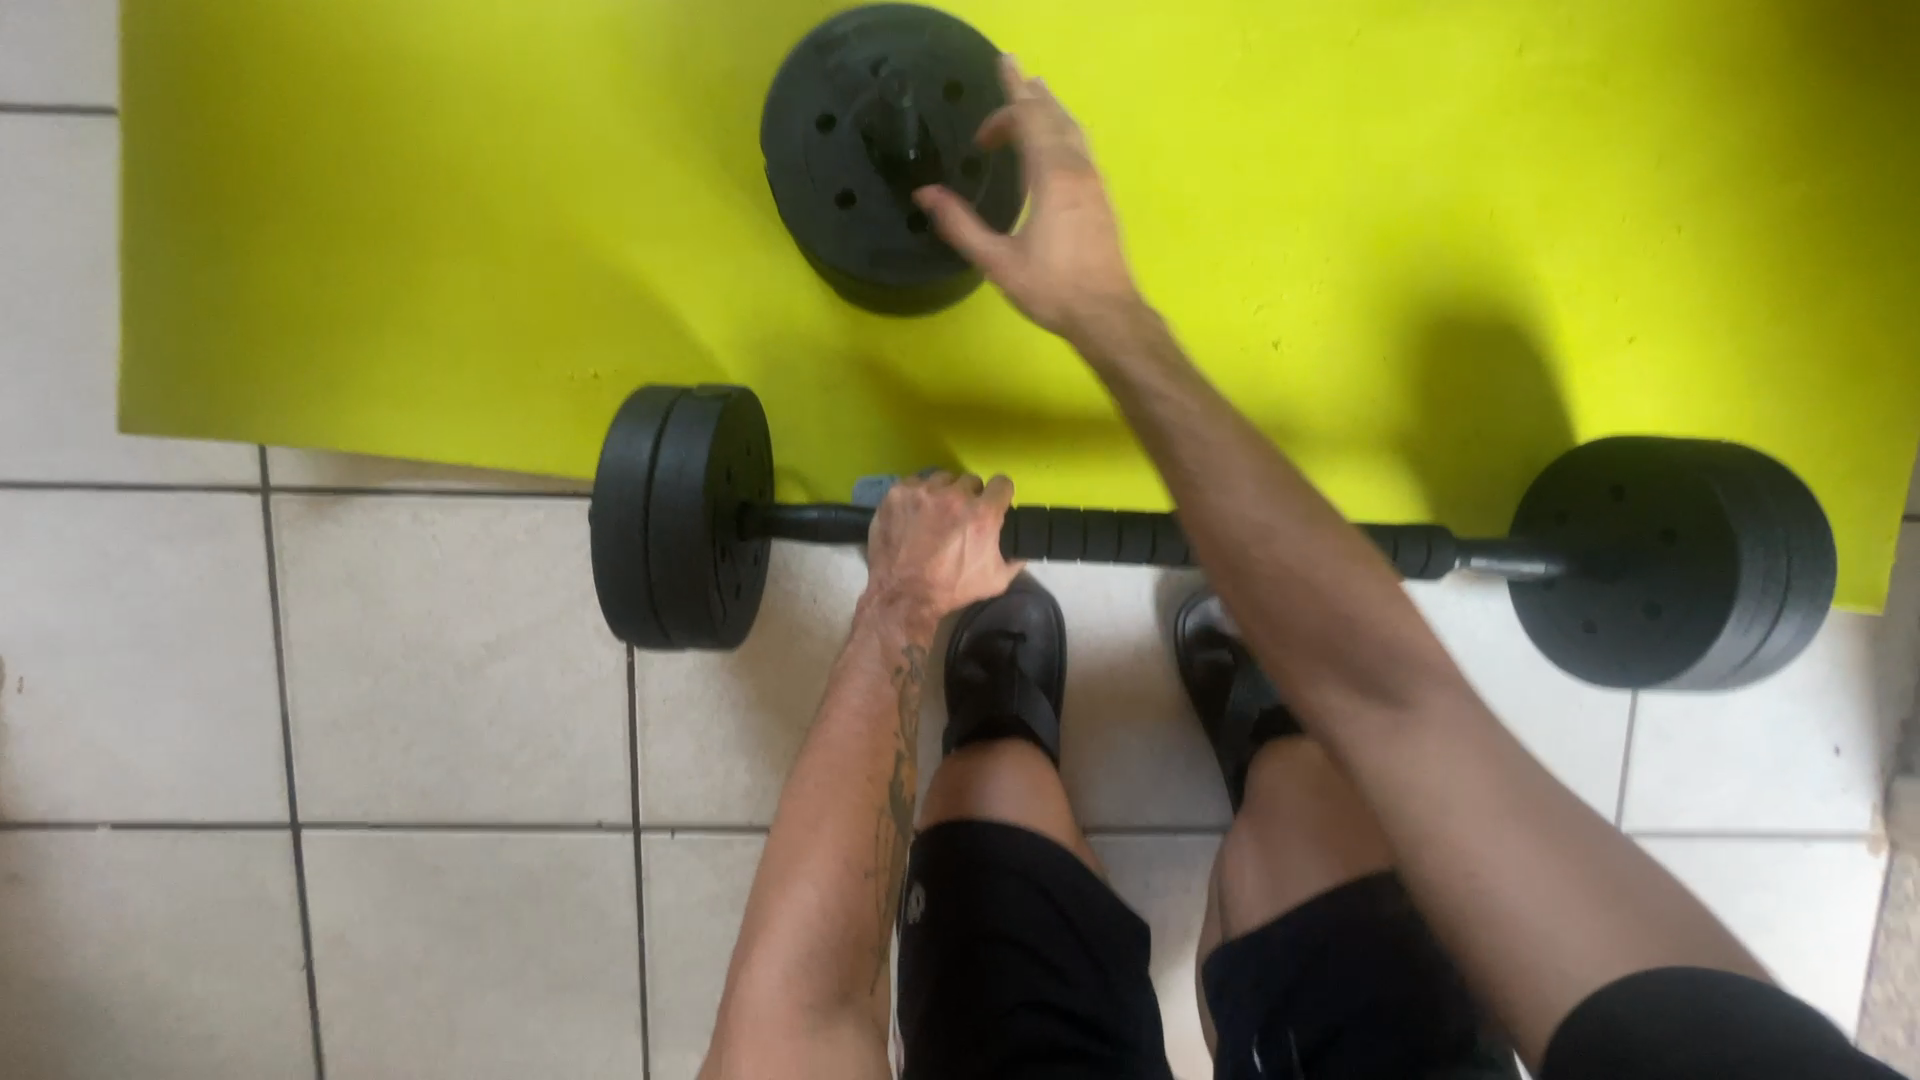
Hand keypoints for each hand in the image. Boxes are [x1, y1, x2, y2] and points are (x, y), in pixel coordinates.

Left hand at [862, 472, 1022, 628]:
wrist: (904, 595)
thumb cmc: (952, 589)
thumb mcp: (996, 580)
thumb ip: (1016, 559)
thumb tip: (1024, 547)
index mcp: (982, 514)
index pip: (1002, 483)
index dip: (999, 494)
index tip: (993, 503)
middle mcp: (954, 496)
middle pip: (970, 480)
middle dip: (969, 497)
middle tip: (960, 517)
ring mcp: (923, 492)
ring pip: (941, 479)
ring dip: (942, 493)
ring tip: (934, 515)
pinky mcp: (898, 493)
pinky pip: (914, 483)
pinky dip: (916, 496)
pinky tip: (914, 514)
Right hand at [914, 57, 1142, 345]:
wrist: (1106, 313)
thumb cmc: (1051, 289)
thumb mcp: (997, 262)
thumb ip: (960, 226)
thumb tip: (925, 195)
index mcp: (1052, 177)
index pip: (1030, 118)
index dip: (1008, 100)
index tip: (992, 91)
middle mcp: (1078, 170)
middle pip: (1055, 115)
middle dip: (1030, 94)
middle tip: (1011, 77)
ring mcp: (1095, 183)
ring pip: (1073, 130)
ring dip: (1050, 111)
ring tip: (1033, 101)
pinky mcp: (1101, 200)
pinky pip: (1081, 149)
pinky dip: (1062, 133)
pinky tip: (1053, 150)